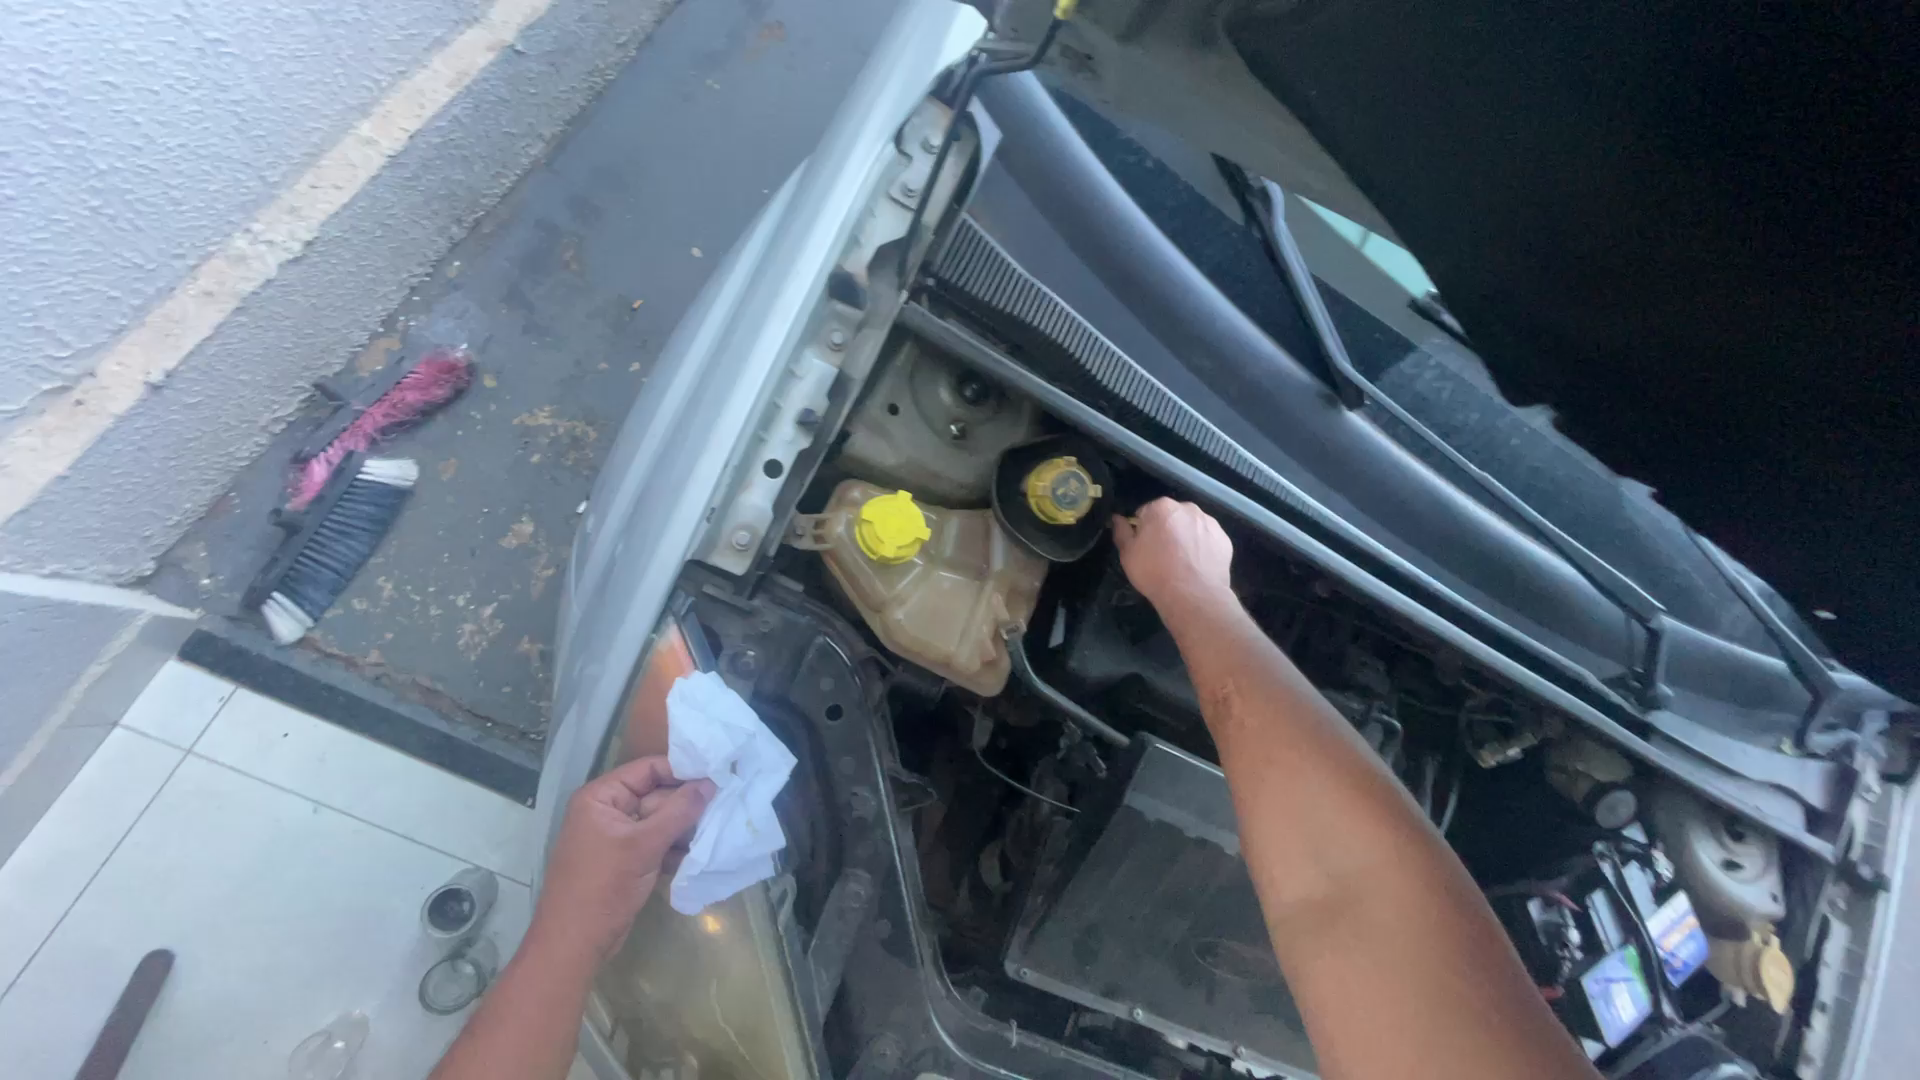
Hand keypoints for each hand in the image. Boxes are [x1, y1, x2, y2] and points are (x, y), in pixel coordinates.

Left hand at [531, 756, 713, 962]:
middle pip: (658, 795)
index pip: (648, 769)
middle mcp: (608, 810)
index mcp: (601, 797)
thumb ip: (680, 810)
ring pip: (661, 820)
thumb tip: (711, 782)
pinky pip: (657, 842)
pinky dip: (674, 848)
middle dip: (686, 806)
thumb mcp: (644, 845)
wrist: (574, 946)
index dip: (682, 771)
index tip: (717, 777)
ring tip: (710, 834)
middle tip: (720, 809)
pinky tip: (694, 857)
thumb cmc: (602, 886)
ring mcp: (617, 837)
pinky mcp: (626, 860)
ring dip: (683, 829)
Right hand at [1112, 498, 1235, 616]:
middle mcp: (1188, 508)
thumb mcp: (1127, 553)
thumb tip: (1117, 518)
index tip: (1143, 547)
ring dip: (1185, 537)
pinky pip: (1208, 539)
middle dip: (1166, 529)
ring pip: (1191, 526)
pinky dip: (1202, 548)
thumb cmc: (1154, 572)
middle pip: (1171, 516)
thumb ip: (1121, 531)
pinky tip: (1196, 566)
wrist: (1193, 594)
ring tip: (1181, 562)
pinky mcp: (1224, 539)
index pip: (1146, 512)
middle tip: (1161, 554)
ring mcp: (1209, 523)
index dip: (1142, 530)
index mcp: (1161, 507)